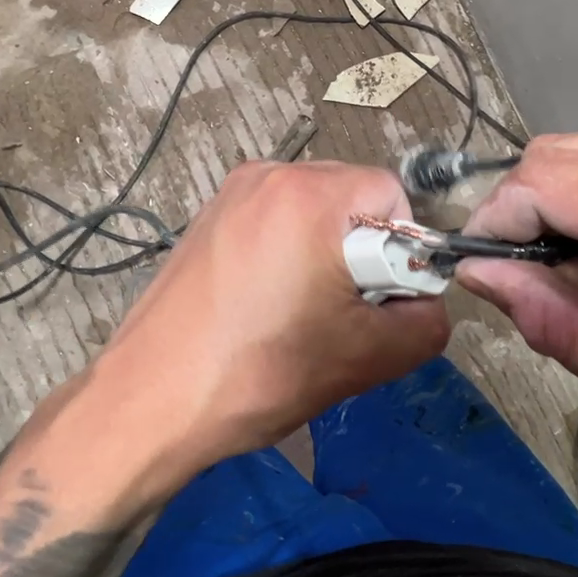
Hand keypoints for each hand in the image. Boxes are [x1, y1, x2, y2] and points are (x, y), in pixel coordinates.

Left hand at [100, 160, 449, 460]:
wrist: (150, 401)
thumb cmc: (262, 372)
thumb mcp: (366, 357)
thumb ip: (426, 322)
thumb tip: (426, 302)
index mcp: (311, 194)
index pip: (391, 191)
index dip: (402, 246)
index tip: (380, 298)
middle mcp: (271, 175)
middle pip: (351, 194)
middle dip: (363, 247)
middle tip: (344, 308)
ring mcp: (233, 192)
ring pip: (313, 207)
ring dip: (325, 248)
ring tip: (302, 309)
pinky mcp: (208, 215)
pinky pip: (274, 217)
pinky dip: (287, 249)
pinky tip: (266, 302)